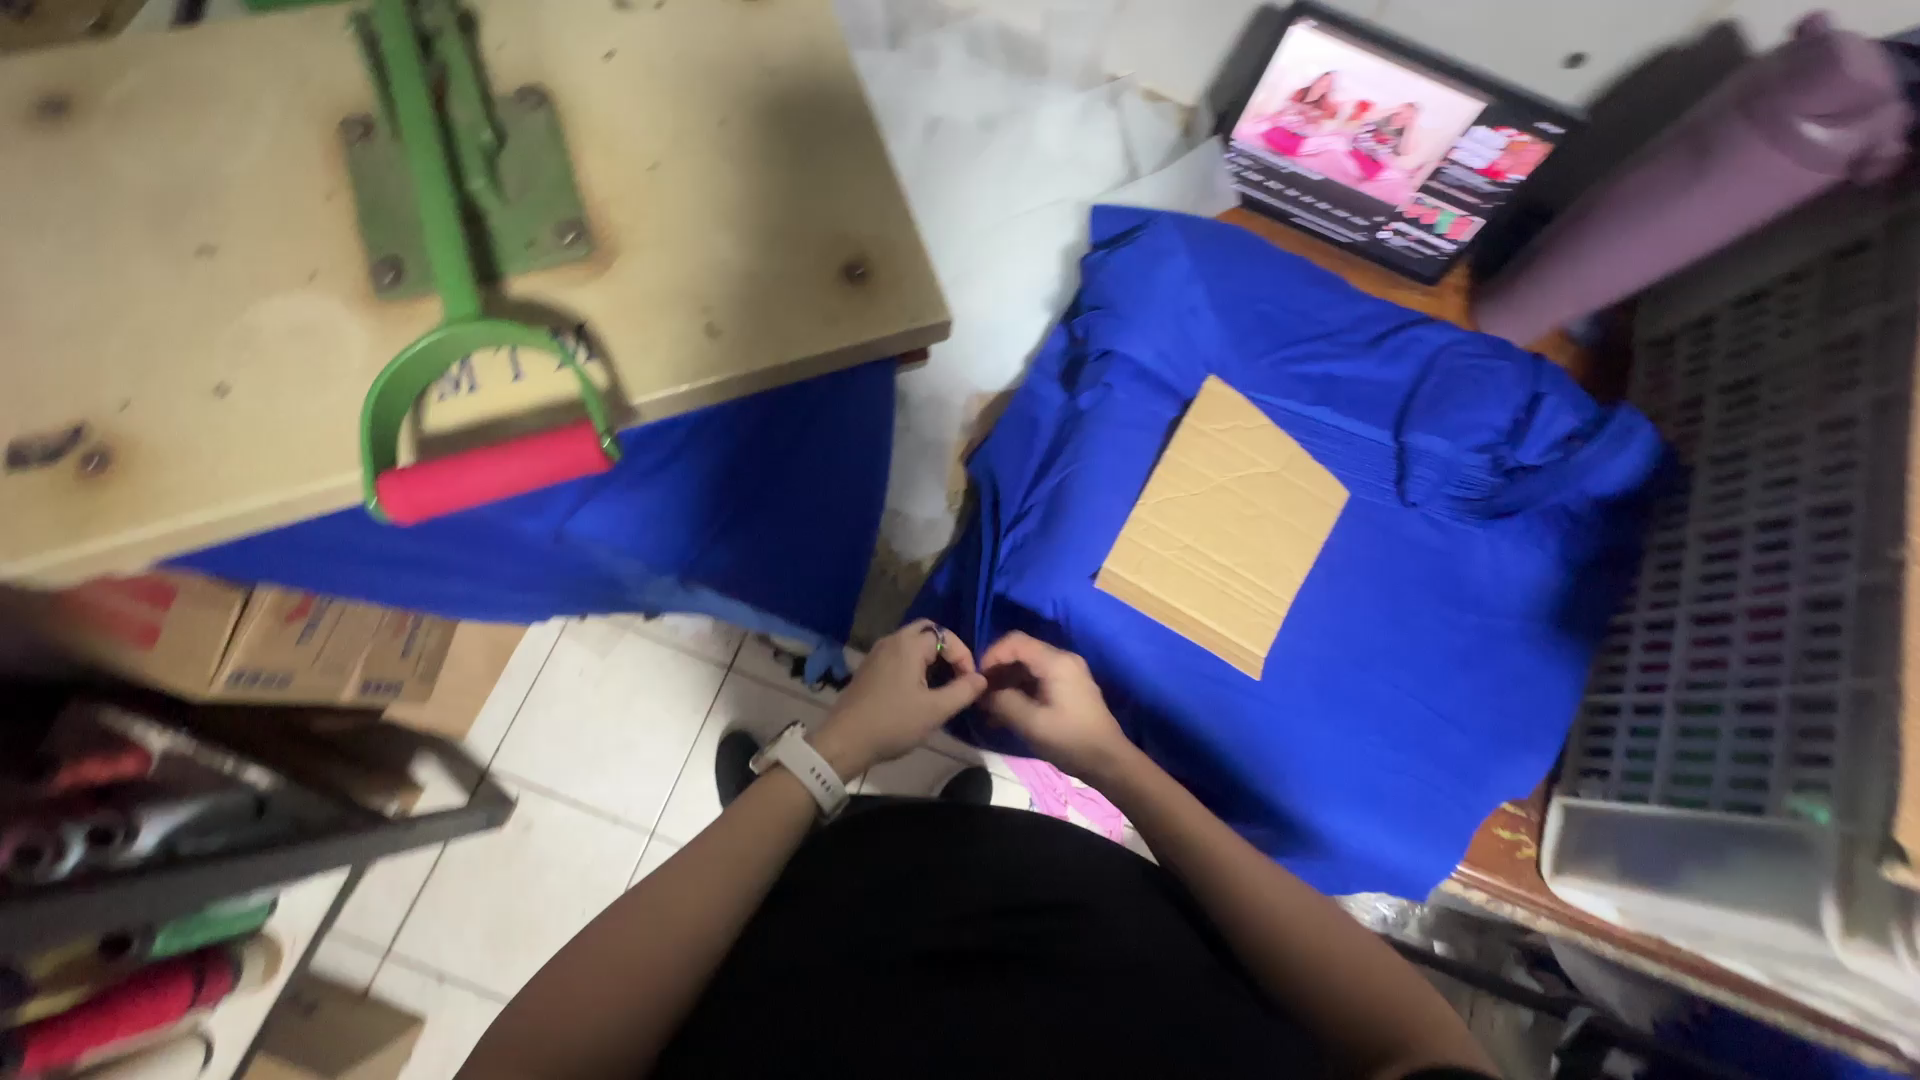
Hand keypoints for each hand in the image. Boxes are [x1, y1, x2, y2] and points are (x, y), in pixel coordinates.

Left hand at [812, 619, 987, 776]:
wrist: (845, 741)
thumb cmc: (893, 724)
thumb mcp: (935, 711)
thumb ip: (962, 691)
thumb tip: (981, 678)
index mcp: (908, 645)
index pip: (945, 635)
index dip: (963, 655)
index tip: (970, 681)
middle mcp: (891, 641)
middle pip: (927, 631)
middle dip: (947, 649)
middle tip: (958, 673)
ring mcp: (876, 653)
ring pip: (911, 642)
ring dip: (930, 657)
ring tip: (943, 683)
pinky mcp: (869, 668)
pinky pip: (898, 654)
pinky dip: (914, 663)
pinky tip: (919, 689)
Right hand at [978, 632, 1132, 781]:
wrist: (1108, 761)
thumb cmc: (1070, 740)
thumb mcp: (1030, 723)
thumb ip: (1003, 702)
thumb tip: (983, 693)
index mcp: (1056, 662)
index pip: (1015, 641)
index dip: (991, 655)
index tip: (977, 679)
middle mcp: (1063, 659)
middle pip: (1021, 652)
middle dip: (997, 671)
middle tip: (980, 696)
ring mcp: (1067, 673)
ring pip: (1027, 667)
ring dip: (1007, 684)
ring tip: (989, 709)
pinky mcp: (1068, 687)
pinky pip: (1038, 679)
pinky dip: (1020, 691)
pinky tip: (1006, 714)